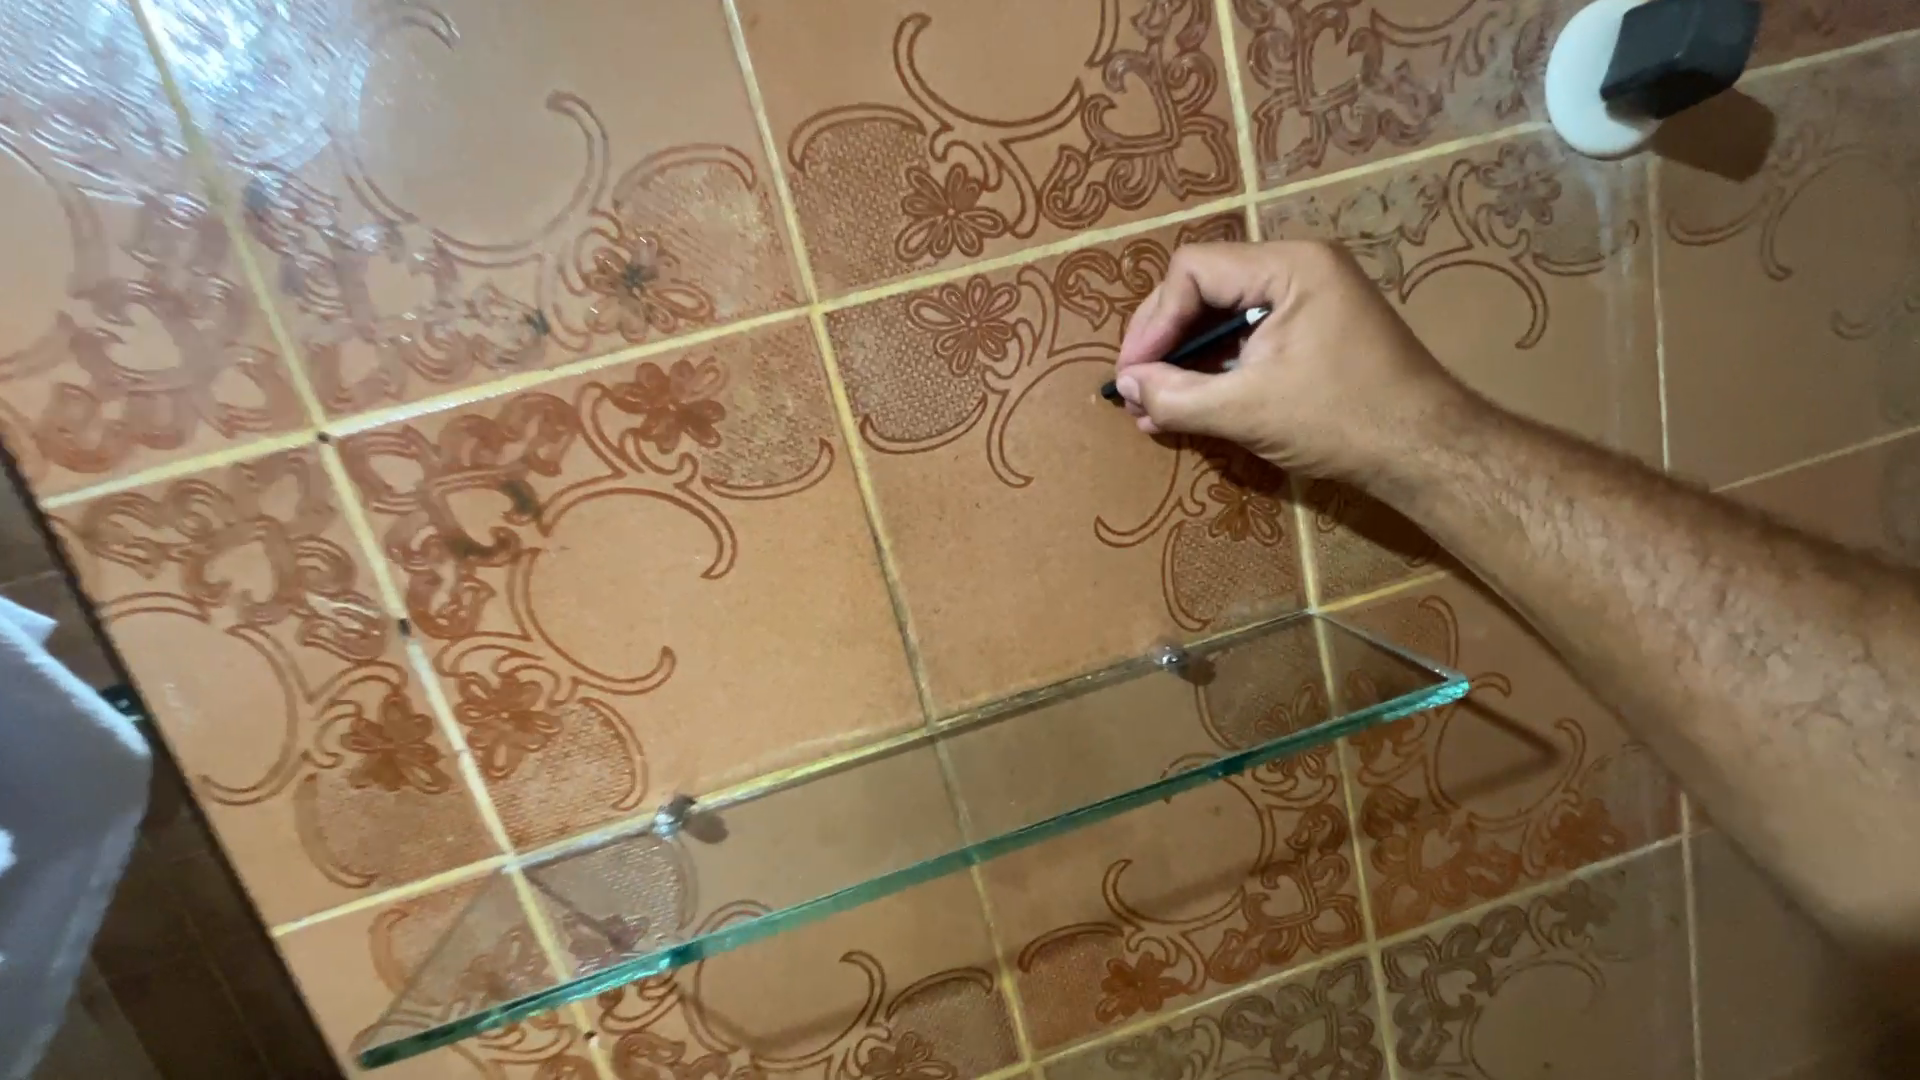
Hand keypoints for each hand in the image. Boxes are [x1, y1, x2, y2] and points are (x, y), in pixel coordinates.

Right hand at [1113, 240, 1474, 485]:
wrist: (1424, 452)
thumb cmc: (1341, 421)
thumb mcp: (1246, 410)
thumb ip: (1176, 396)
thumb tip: (1126, 386)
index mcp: (1289, 267)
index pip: (1194, 271)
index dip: (1153, 321)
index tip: (1131, 374)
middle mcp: (1295, 271)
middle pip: (1202, 289)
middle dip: (1162, 341)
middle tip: (1133, 388)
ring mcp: (1302, 302)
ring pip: (1218, 318)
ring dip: (1180, 361)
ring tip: (1149, 406)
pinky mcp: (1304, 334)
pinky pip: (1242, 341)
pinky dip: (1209, 372)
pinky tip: (1181, 407)